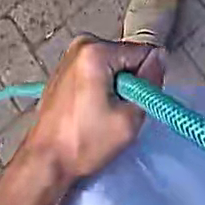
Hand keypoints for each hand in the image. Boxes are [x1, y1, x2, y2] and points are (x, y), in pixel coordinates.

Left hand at [19, 37, 164, 184]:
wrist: (43, 162)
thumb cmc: (84, 143)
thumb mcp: (128, 119)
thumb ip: (150, 83)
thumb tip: (161, 57)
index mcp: (96, 50)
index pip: (142, 53)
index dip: (145, 80)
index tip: (133, 105)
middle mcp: (82, 43)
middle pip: (126, 57)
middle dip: (129, 82)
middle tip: (117, 113)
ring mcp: (71, 54)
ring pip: (113, 64)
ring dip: (115, 85)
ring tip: (102, 114)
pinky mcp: (65, 66)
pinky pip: (97, 68)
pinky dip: (101, 86)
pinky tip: (90, 110)